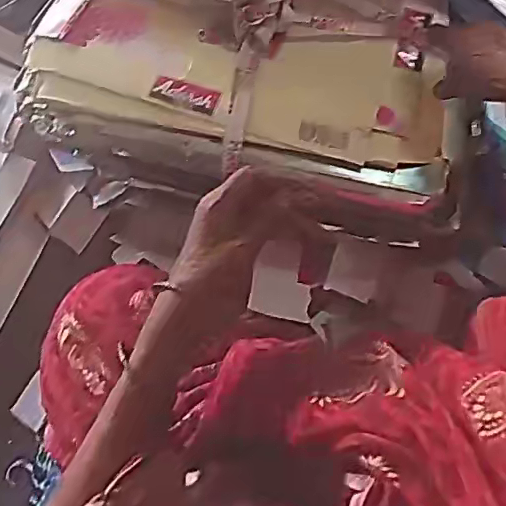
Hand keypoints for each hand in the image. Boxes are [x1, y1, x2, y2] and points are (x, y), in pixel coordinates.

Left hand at [160, 167, 328, 345]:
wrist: (182, 327)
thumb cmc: (207, 286)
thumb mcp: (241, 249)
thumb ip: (269, 219)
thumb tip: (297, 197)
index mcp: (219, 205)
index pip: (254, 178)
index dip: (283, 179)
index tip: (311, 190)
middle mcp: (223, 215)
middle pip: (263, 197)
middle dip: (295, 201)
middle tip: (324, 211)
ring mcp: (228, 237)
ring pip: (266, 219)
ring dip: (293, 223)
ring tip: (321, 235)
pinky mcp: (234, 259)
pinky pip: (264, 240)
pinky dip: (285, 243)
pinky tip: (302, 256)